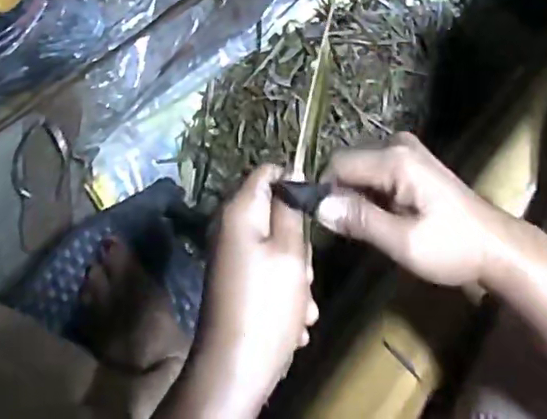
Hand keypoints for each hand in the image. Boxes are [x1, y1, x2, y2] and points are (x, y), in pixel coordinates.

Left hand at [176, 165, 316, 418]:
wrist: (232, 375)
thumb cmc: (266, 308)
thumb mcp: (290, 252)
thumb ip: (292, 208)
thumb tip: (293, 171)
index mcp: (239, 210)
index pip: (269, 170)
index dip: (295, 181)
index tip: (315, 209)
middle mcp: (230, 227)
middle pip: (276, 212)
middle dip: (299, 240)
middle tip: (305, 271)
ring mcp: (231, 256)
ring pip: (277, 247)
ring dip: (296, 274)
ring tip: (301, 306)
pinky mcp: (235, 283)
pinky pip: (267, 273)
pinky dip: (283, 293)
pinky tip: (293, 321)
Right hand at [316, 133, 520, 289]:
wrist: (496, 246)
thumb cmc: (453, 248)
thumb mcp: (403, 242)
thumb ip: (360, 220)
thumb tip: (319, 207)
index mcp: (395, 158)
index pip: (338, 164)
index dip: (326, 192)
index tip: (328, 225)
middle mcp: (398, 144)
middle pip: (349, 163)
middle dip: (343, 194)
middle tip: (355, 232)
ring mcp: (408, 149)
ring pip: (362, 168)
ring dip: (359, 195)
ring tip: (374, 228)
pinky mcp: (413, 160)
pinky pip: (377, 170)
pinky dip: (373, 193)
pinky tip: (388, 217)